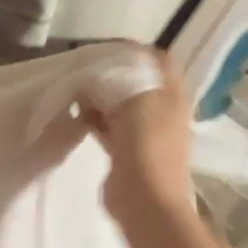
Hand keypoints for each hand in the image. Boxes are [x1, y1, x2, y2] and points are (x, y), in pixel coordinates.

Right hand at [78, 50, 195, 222]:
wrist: (146, 200)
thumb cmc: (148, 146)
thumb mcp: (137, 102)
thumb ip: (119, 83)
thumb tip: (94, 77)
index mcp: (172, 95)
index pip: (157, 60)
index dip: (134, 50)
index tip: (103, 47)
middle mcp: (162, 110)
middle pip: (136, 81)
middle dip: (112, 72)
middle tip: (83, 67)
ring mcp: (144, 131)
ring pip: (120, 104)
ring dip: (100, 96)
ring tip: (75, 88)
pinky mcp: (126, 150)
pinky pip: (108, 125)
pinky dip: (94, 118)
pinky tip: (76, 114)